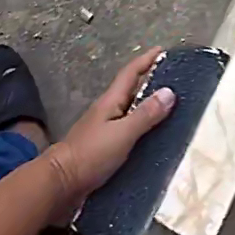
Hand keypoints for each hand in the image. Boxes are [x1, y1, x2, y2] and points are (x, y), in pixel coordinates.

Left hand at [41, 48, 174, 224]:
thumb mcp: (123, 133)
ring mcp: (105, 129)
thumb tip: (170, 92)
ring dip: (148, 104)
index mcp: (111, 102)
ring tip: (171, 104)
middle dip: (151, 80)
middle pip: (132, 89)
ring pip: (131, 110)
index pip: (131, 73)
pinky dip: (144, 125)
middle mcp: (108, 111)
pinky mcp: (106, 147)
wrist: (60, 184)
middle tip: (174, 77)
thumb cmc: (91, 154)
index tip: (163, 50)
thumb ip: (146, 114)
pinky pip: (130, 129)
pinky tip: (155, 134)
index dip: (146, 60)